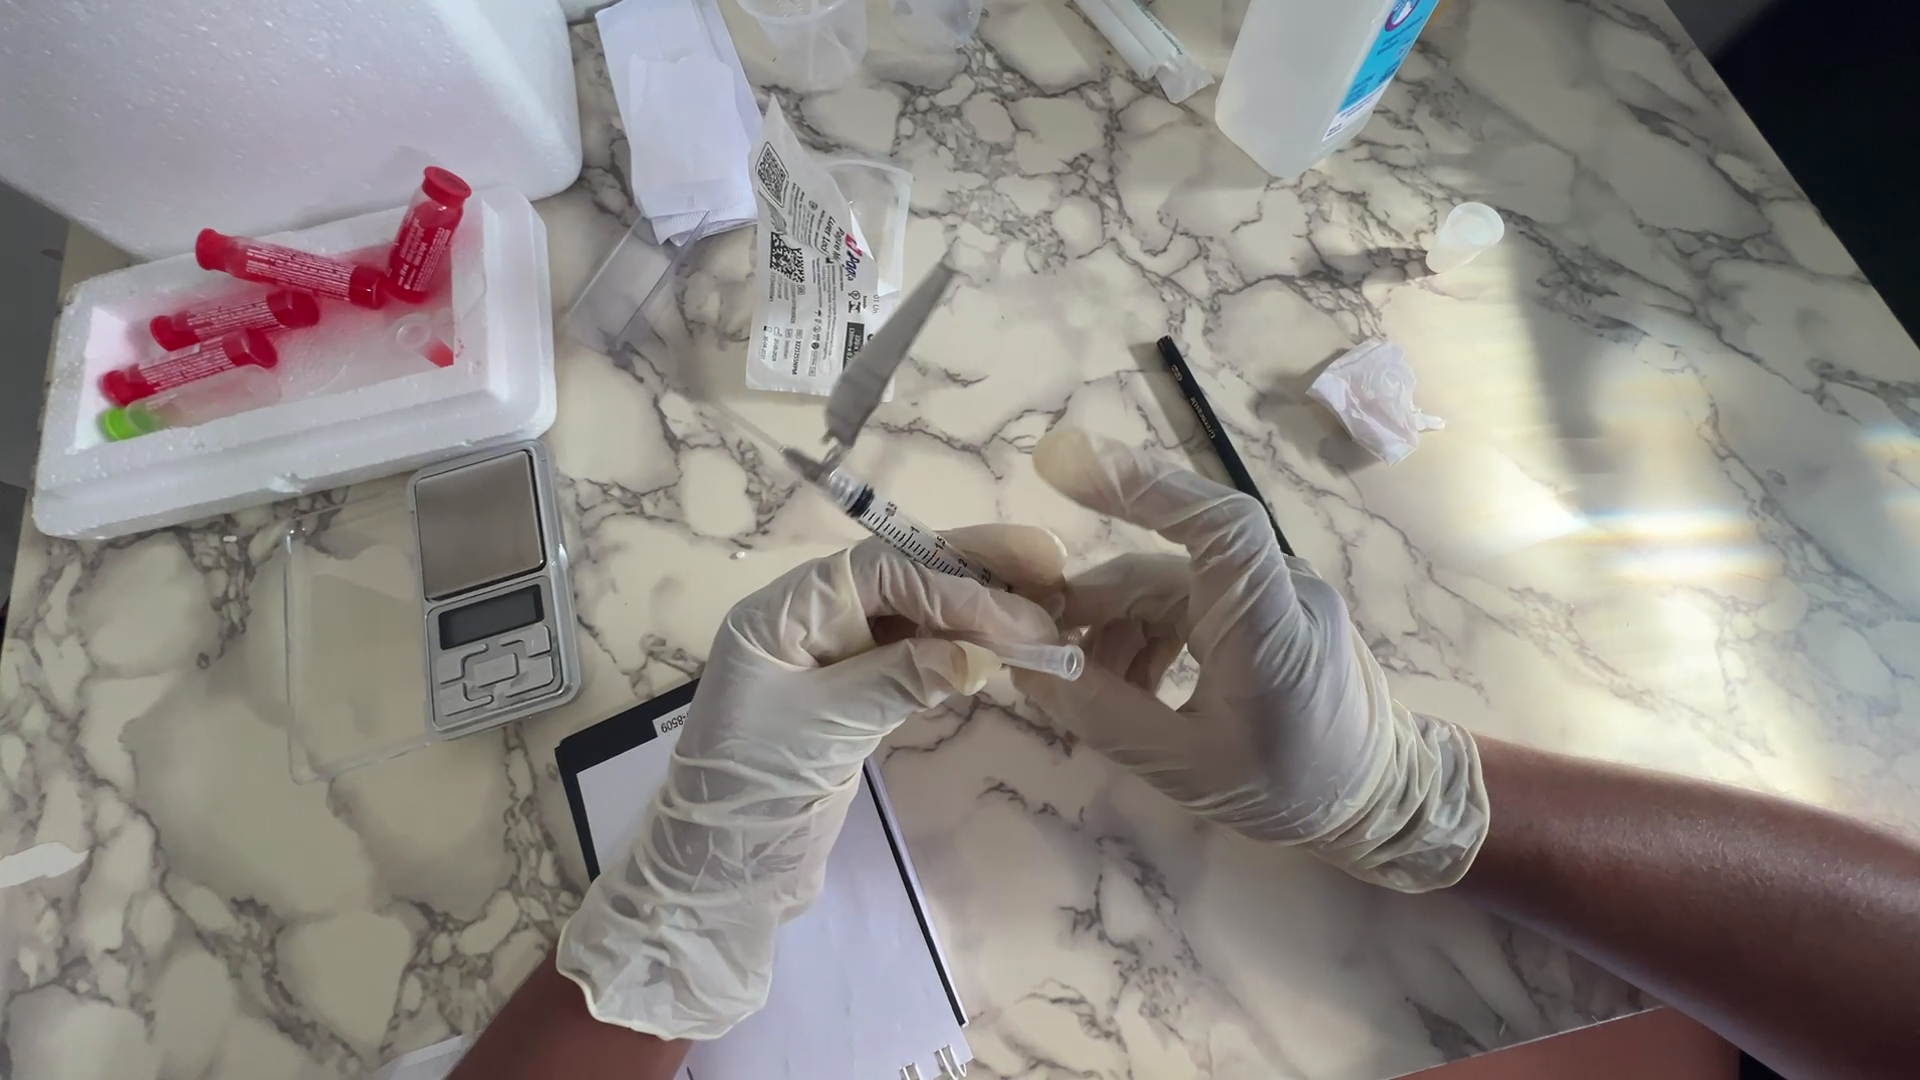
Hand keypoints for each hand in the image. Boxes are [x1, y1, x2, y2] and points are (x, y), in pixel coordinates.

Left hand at [557, 526, 1063, 1040]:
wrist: (725, 868)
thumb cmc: (753, 792)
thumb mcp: (825, 726)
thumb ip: (900, 678)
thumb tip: (982, 652)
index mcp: (787, 609)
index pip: (881, 570)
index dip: (953, 583)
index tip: (1016, 616)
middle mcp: (813, 615)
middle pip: (904, 572)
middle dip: (974, 569)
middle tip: (1046, 565)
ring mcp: (839, 649)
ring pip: (917, 609)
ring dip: (977, 606)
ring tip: (1040, 609)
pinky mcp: (860, 685)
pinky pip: (916, 649)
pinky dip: (960, 645)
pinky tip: (1001, 645)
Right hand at [1013, 429, 1487, 891]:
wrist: (1379, 800)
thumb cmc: (1292, 789)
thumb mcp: (1185, 767)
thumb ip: (1101, 712)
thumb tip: (1026, 663)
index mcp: (1269, 623)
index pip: (1215, 522)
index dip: (1139, 484)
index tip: (1060, 463)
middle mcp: (1271, 587)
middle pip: (1156, 568)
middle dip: (1090, 606)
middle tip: (1036, 650)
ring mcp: (1264, 592)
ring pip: (1158, 587)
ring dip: (1110, 630)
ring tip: (1083, 687)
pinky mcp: (1255, 606)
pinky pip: (1178, 604)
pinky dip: (1138, 636)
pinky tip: (1125, 684)